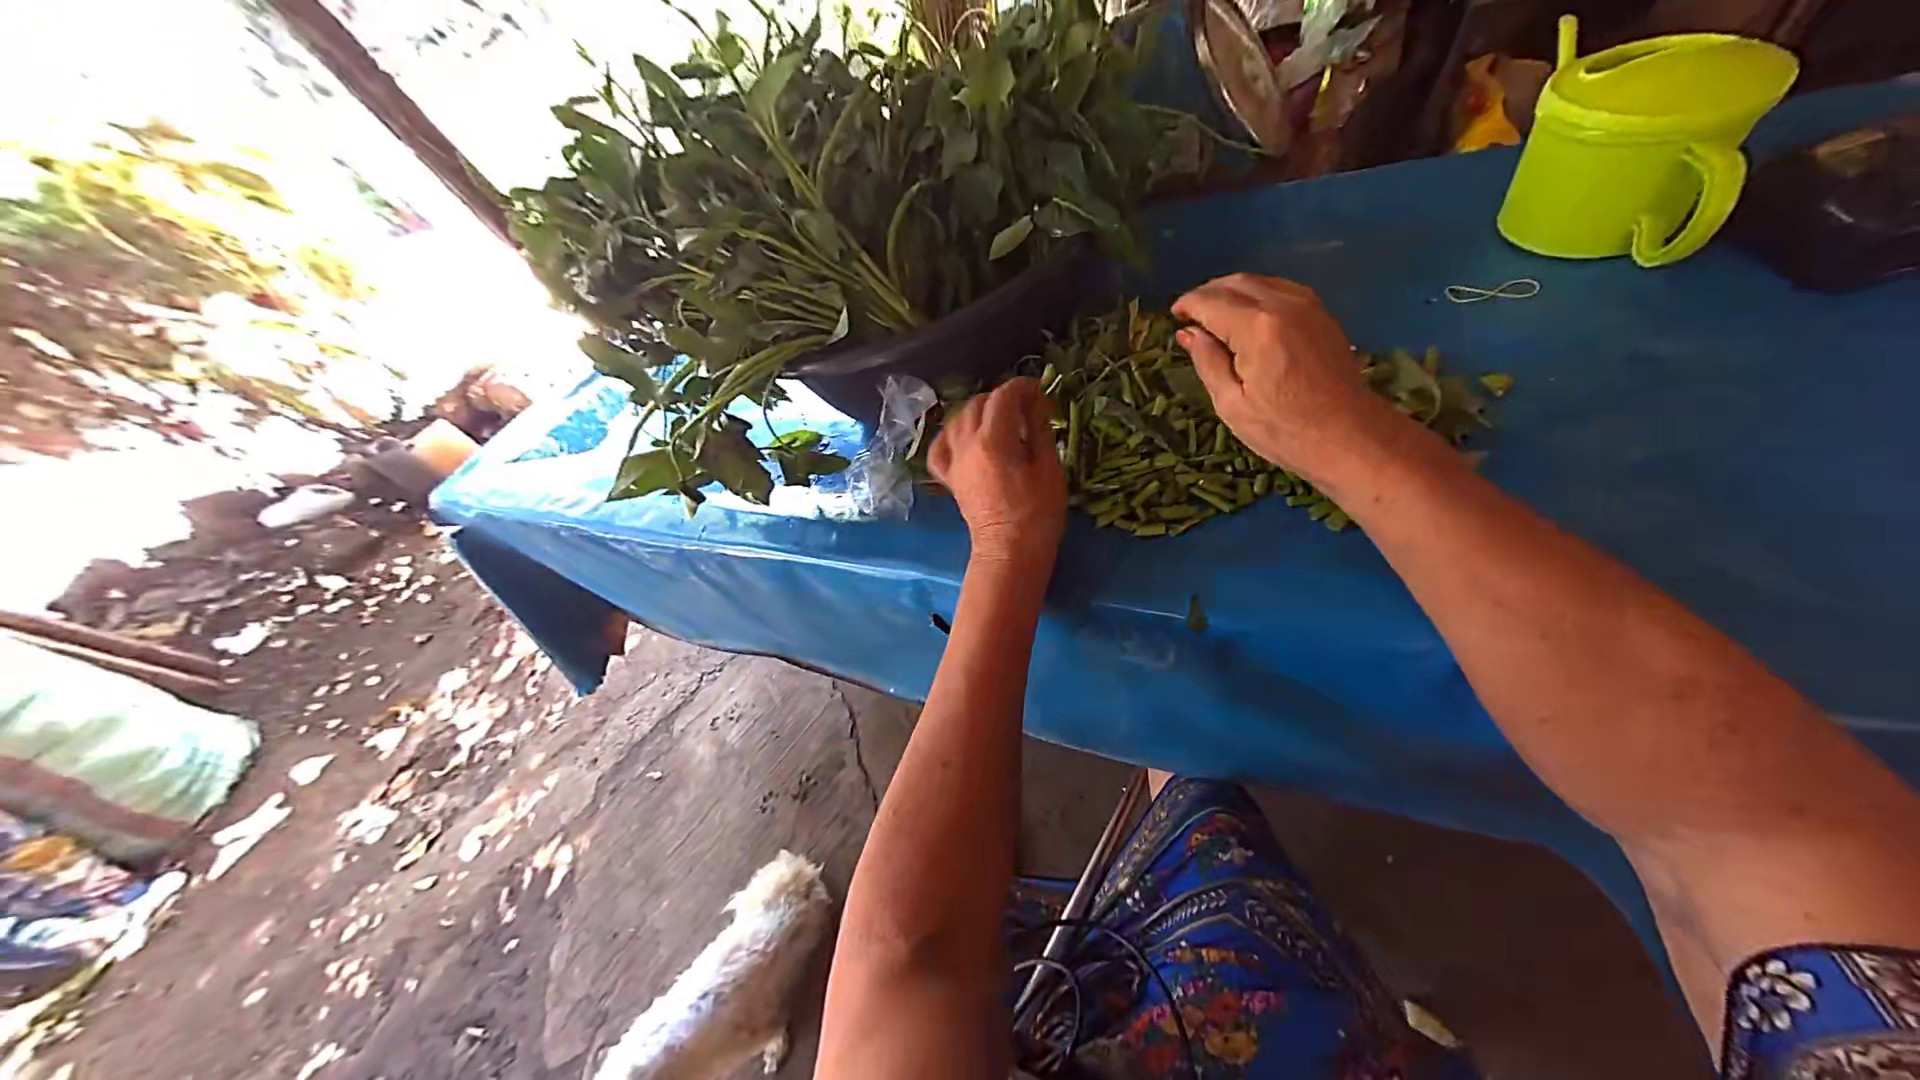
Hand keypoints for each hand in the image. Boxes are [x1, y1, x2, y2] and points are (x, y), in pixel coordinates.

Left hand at [929, 378, 1065, 568]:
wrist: (1010, 553)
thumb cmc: (1038, 514)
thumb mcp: (1049, 468)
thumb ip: (1039, 430)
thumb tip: (1036, 405)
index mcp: (993, 440)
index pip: (1003, 396)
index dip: (1023, 387)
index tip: (1040, 392)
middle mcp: (966, 445)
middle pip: (977, 404)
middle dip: (1001, 398)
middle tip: (1025, 408)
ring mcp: (954, 462)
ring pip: (956, 420)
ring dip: (978, 412)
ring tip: (1000, 420)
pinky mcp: (950, 479)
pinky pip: (941, 447)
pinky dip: (952, 436)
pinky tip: (966, 438)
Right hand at [1171, 274, 1401, 481]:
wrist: (1348, 435)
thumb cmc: (1283, 429)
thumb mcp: (1231, 403)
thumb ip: (1208, 362)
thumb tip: (1188, 334)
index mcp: (1256, 328)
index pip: (1211, 303)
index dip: (1188, 305)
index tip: (1173, 316)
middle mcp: (1283, 305)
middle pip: (1236, 283)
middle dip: (1207, 293)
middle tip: (1189, 314)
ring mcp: (1308, 306)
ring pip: (1260, 281)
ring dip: (1232, 291)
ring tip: (1214, 314)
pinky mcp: (1322, 314)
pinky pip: (1281, 289)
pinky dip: (1256, 294)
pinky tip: (1247, 316)